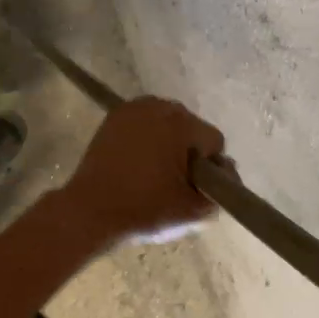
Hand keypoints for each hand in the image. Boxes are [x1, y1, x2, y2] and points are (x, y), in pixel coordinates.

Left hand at [60, 96, 223, 243]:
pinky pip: (145, 122)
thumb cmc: (146, 210)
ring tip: (155, 172)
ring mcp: (133, 108)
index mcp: (181, 124)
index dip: (210, 167)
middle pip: (191, 127)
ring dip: (168, 142)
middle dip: (189, 150)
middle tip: (174, 180)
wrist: (92, 209)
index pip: (214, 141)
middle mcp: (158, 106)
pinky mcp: (114, 115)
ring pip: (167, 123)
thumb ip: (222, 191)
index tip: (193, 186)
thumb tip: (226, 170)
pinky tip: (138, 161)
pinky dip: (147, 137)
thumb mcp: (195, 211)